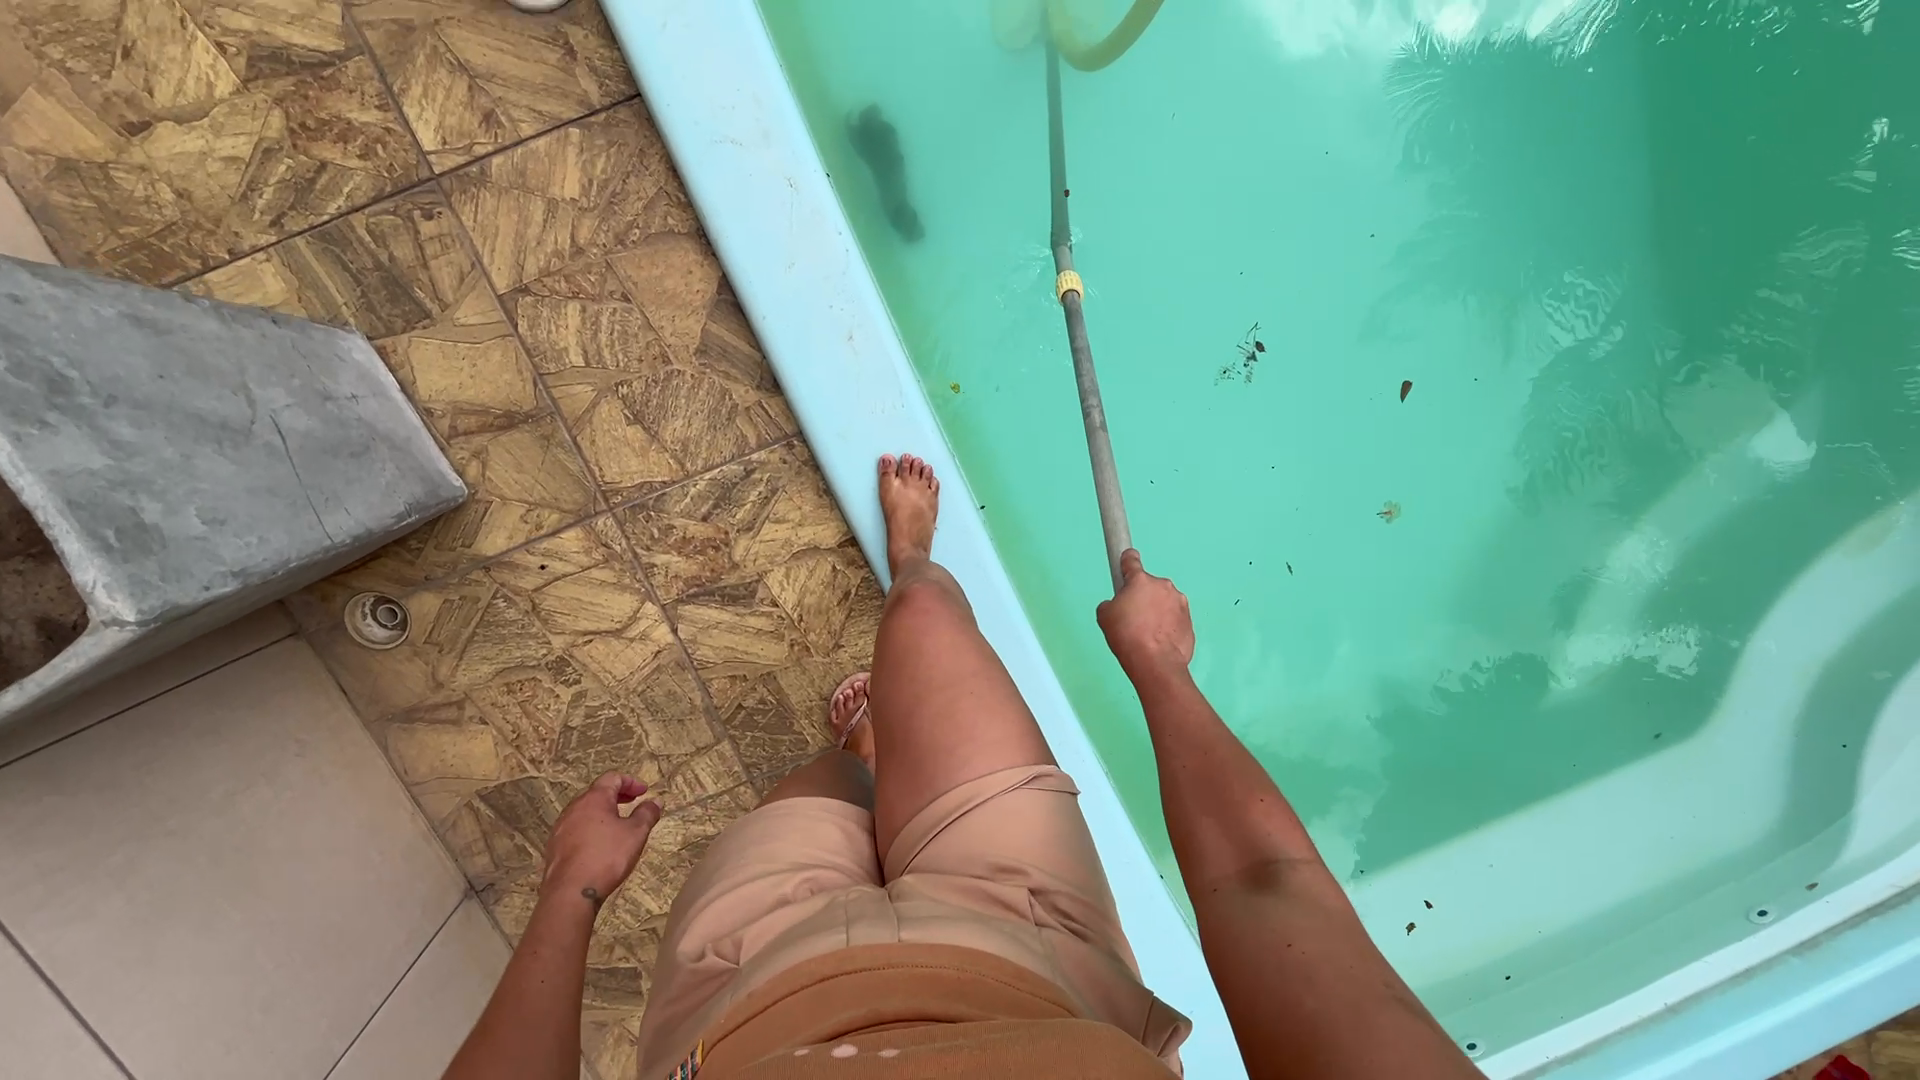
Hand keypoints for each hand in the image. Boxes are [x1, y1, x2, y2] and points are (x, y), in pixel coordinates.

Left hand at [540, 772, 661, 905]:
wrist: (570, 893)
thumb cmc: (607, 856)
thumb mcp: (636, 833)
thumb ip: (647, 814)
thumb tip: (655, 801)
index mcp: (594, 799)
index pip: (612, 778)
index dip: (631, 782)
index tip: (644, 792)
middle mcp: (574, 809)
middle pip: (596, 793)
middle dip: (616, 796)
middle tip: (632, 804)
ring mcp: (560, 828)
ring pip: (584, 812)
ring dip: (602, 813)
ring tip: (617, 826)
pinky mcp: (554, 847)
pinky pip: (575, 829)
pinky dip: (590, 828)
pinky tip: (599, 845)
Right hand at [1097, 549, 1194, 680]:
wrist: (1155, 662)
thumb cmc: (1128, 636)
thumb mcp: (1104, 616)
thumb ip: (1111, 603)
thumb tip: (1117, 606)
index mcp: (1140, 581)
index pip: (1131, 561)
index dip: (1126, 560)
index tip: (1127, 558)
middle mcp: (1163, 586)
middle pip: (1149, 586)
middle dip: (1142, 597)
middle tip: (1132, 617)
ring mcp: (1180, 603)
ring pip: (1164, 602)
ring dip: (1156, 612)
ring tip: (1145, 633)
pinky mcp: (1189, 621)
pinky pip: (1174, 619)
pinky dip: (1167, 626)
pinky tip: (1157, 640)